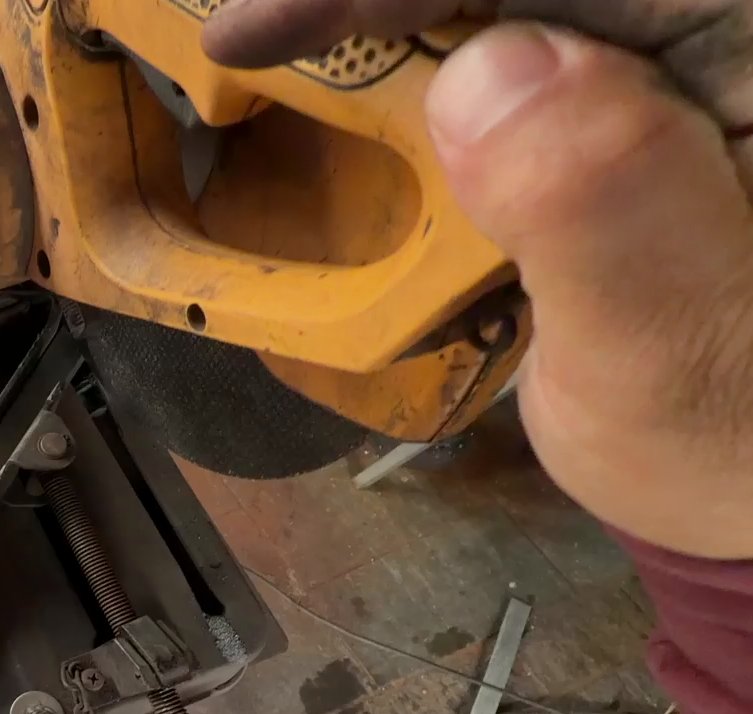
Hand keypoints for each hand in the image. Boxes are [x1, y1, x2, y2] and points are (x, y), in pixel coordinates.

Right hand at [203, 1, 752, 558]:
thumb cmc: (731, 432)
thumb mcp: (671, 344)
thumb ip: (603, 207)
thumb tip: (486, 68)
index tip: (256, 30)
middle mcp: (734, 34)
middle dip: (379, 0)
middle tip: (246, 30)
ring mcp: (689, 64)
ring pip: (520, 8)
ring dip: (383, 19)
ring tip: (274, 39)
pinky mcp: (644, 100)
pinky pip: (518, 50)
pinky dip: (411, 50)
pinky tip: (349, 61)